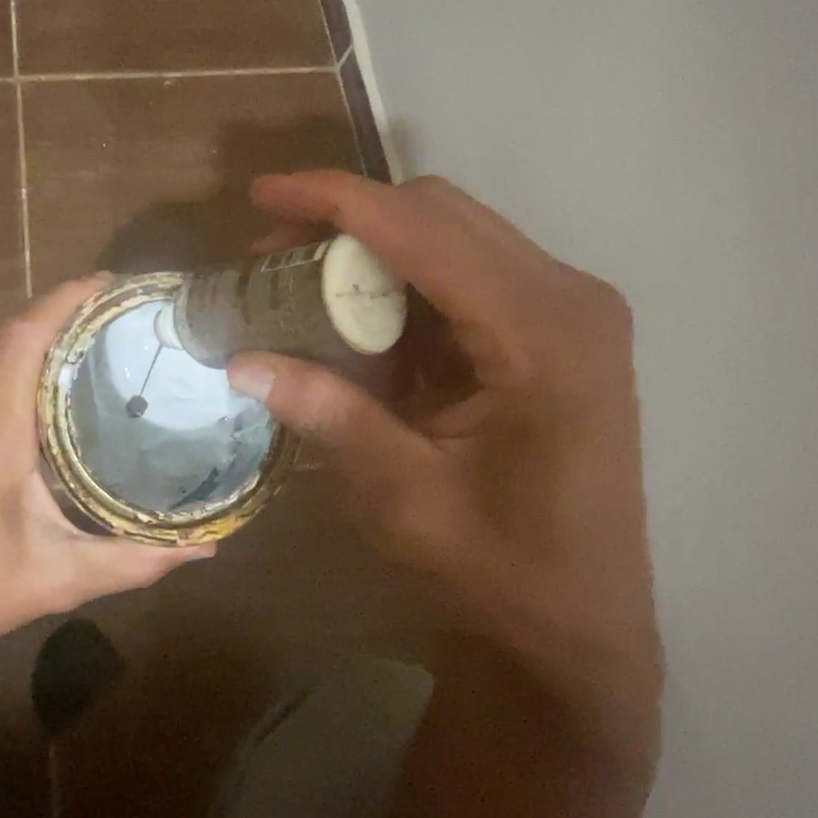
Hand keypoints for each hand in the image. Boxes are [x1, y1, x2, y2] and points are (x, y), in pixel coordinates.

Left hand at [0, 274, 212, 663]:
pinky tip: (58, 380)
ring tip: (98, 334)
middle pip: (11, 334)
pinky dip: (23, 357)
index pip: (24, 340)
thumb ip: (132, 561)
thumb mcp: (58, 580)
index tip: (112, 286)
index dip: (65, 301)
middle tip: (121, 311)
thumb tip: (203, 547)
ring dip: (42, 330)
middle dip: (63, 307)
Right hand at [229, 171, 662, 777]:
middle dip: (347, 219)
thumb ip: (328, 415)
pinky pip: (467, 272)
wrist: (577, 625)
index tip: (262, 192)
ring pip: (453, 233)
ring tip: (301, 282)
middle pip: (441, 213)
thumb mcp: (400, 495)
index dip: (335, 200)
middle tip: (271, 255)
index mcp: (541, 335)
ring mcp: (569, 310)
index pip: (423, 231)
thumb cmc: (498, 569)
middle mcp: (568, 299)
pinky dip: (404, 279)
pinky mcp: (555, 329)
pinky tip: (360, 317)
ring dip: (373, 245)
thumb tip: (240, 361)